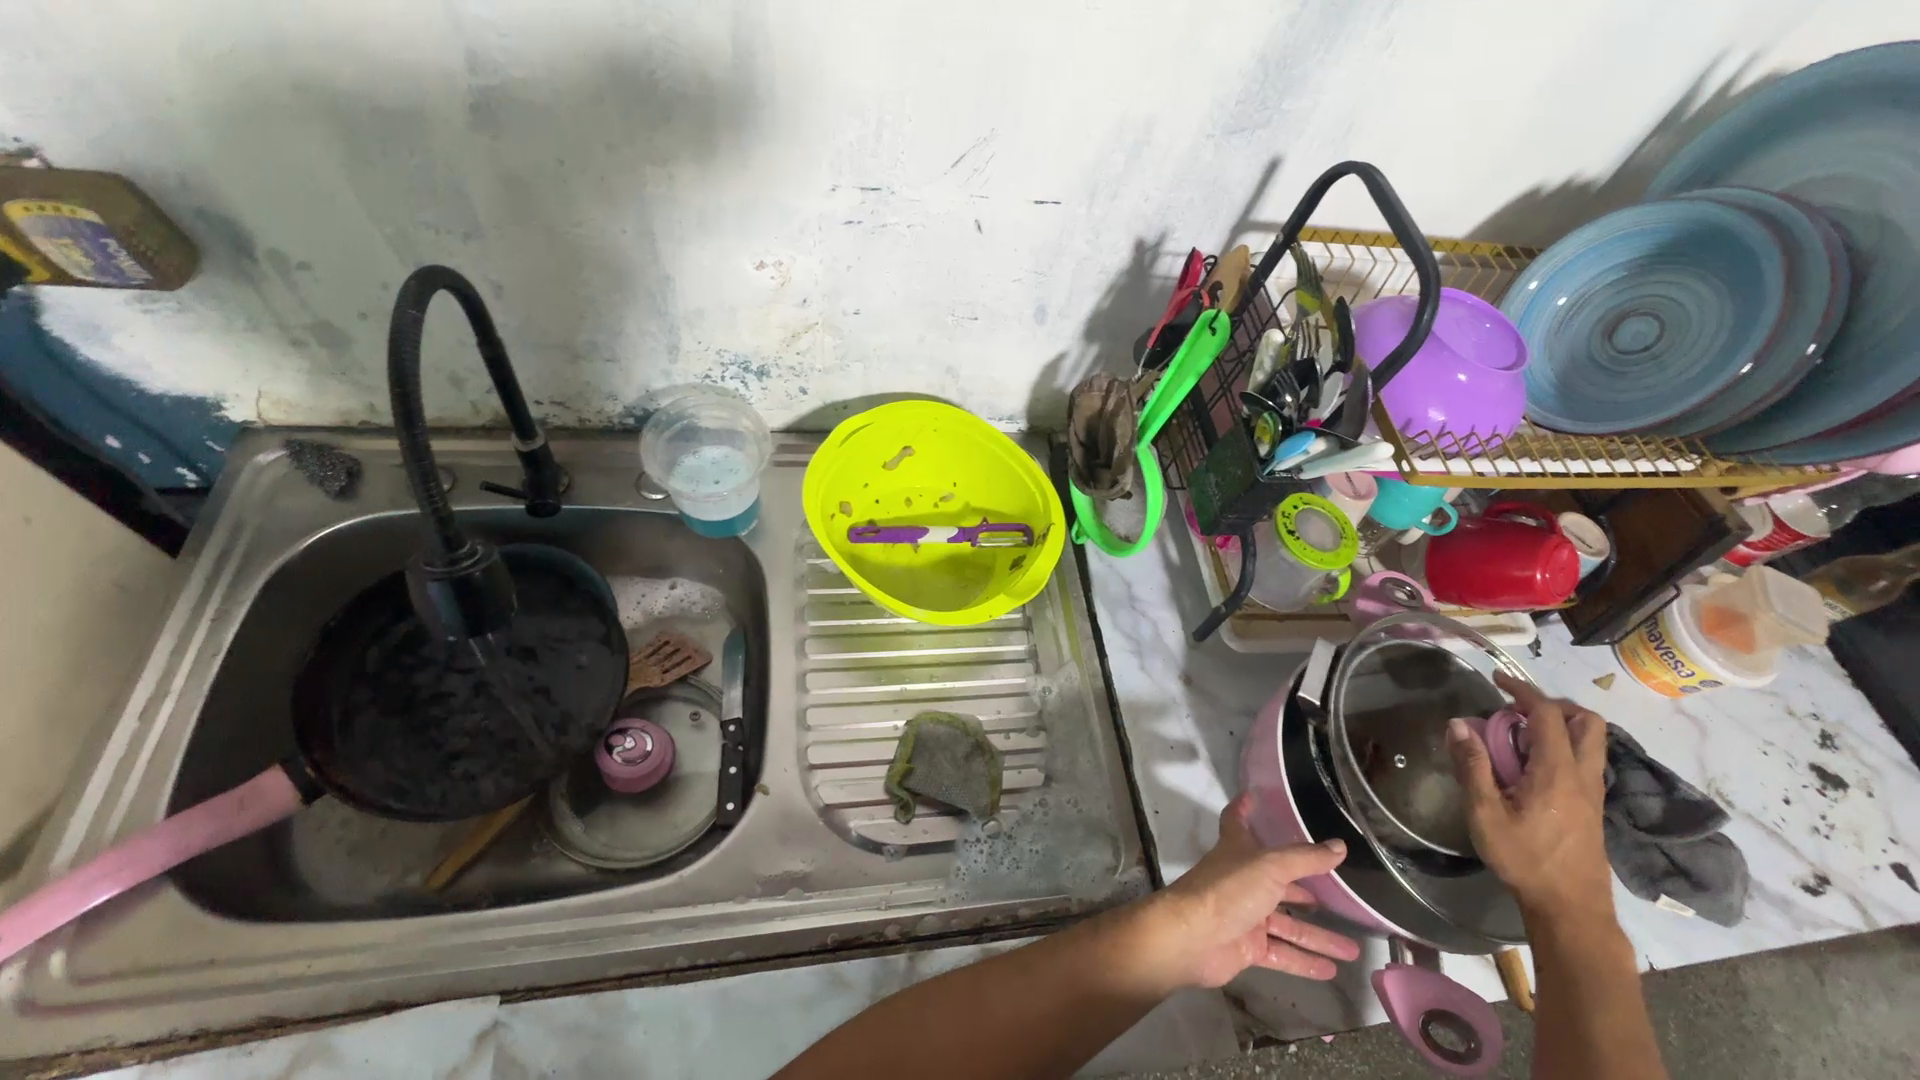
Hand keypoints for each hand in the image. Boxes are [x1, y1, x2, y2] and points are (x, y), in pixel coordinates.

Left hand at [1131, 795, 1359, 990]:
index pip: (1238, 821)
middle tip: (1340, 895)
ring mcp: (1244, 915)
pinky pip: (1282, 954)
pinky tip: (1331, 970)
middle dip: (1305, 889)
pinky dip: (1305, 962)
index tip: (1254, 795)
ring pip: (1287, 924)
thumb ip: (1305, 858)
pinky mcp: (1246, 947)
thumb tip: (1340, 846)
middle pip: (1277, 881)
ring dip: (1317, 936)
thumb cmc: (1228, 890)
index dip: (1244, 807)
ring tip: (1353, 948)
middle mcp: (1241, 879)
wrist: (1192, 938)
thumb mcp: (1270, 866)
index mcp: (1238, 850)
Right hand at [1449, 671, 1611, 917]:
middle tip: (1516, 709)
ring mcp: (1592, 791)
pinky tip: (1529, 765)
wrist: (1570, 906)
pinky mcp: (1591, 806)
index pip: (1547, 714)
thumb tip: (1458, 724)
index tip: (1497, 680)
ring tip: (1519, 735)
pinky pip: (1583, 759)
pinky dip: (1560, 747)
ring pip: (1590, 741)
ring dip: (1559, 726)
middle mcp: (1583, 774)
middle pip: (1586, 721)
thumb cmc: (1525, 858)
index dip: (1522, 691)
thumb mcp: (1485, 813)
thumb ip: (1472, 765)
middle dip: (1552, 705)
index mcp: (1557, 771)